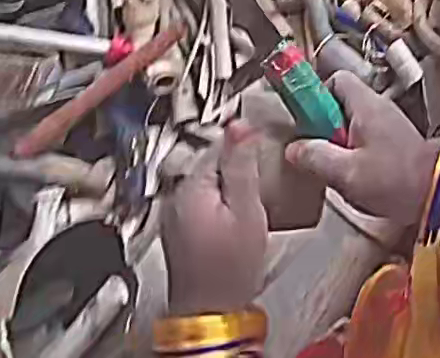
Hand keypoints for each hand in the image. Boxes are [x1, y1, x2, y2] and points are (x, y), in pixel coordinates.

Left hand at [161, 122, 267, 313]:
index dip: (245, 142)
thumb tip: (240, 125)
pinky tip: (239, 207)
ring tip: (253, 189)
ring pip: (210, 177)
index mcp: (189, 188)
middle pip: (213, 159)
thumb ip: (242, 165)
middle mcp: (176, 198)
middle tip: (262, 172)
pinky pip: (205, 195)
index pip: (219, 143)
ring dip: (232, 177)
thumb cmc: (229, 268)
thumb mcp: (246, 209)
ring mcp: (176, 214)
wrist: (212, 313)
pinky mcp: (182, 226)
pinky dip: (223, 194)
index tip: (263, 145)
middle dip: (238, 160)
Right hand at [283, 72, 436, 227]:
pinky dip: (352, 150)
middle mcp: (377, 106)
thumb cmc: (395, 178)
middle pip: (340, 101)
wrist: (436, 190)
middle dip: (324, 125)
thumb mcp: (348, 172)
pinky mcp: (391, 138)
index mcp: (366, 104)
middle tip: (317, 150)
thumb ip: (318, 157)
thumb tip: (294, 148)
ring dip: (337, 142)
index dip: (317, 95)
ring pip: (350, 121)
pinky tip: (351, 175)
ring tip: (334, 167)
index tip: (305, 120)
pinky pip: (362, 135)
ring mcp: (386, 121)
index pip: (337, 79)